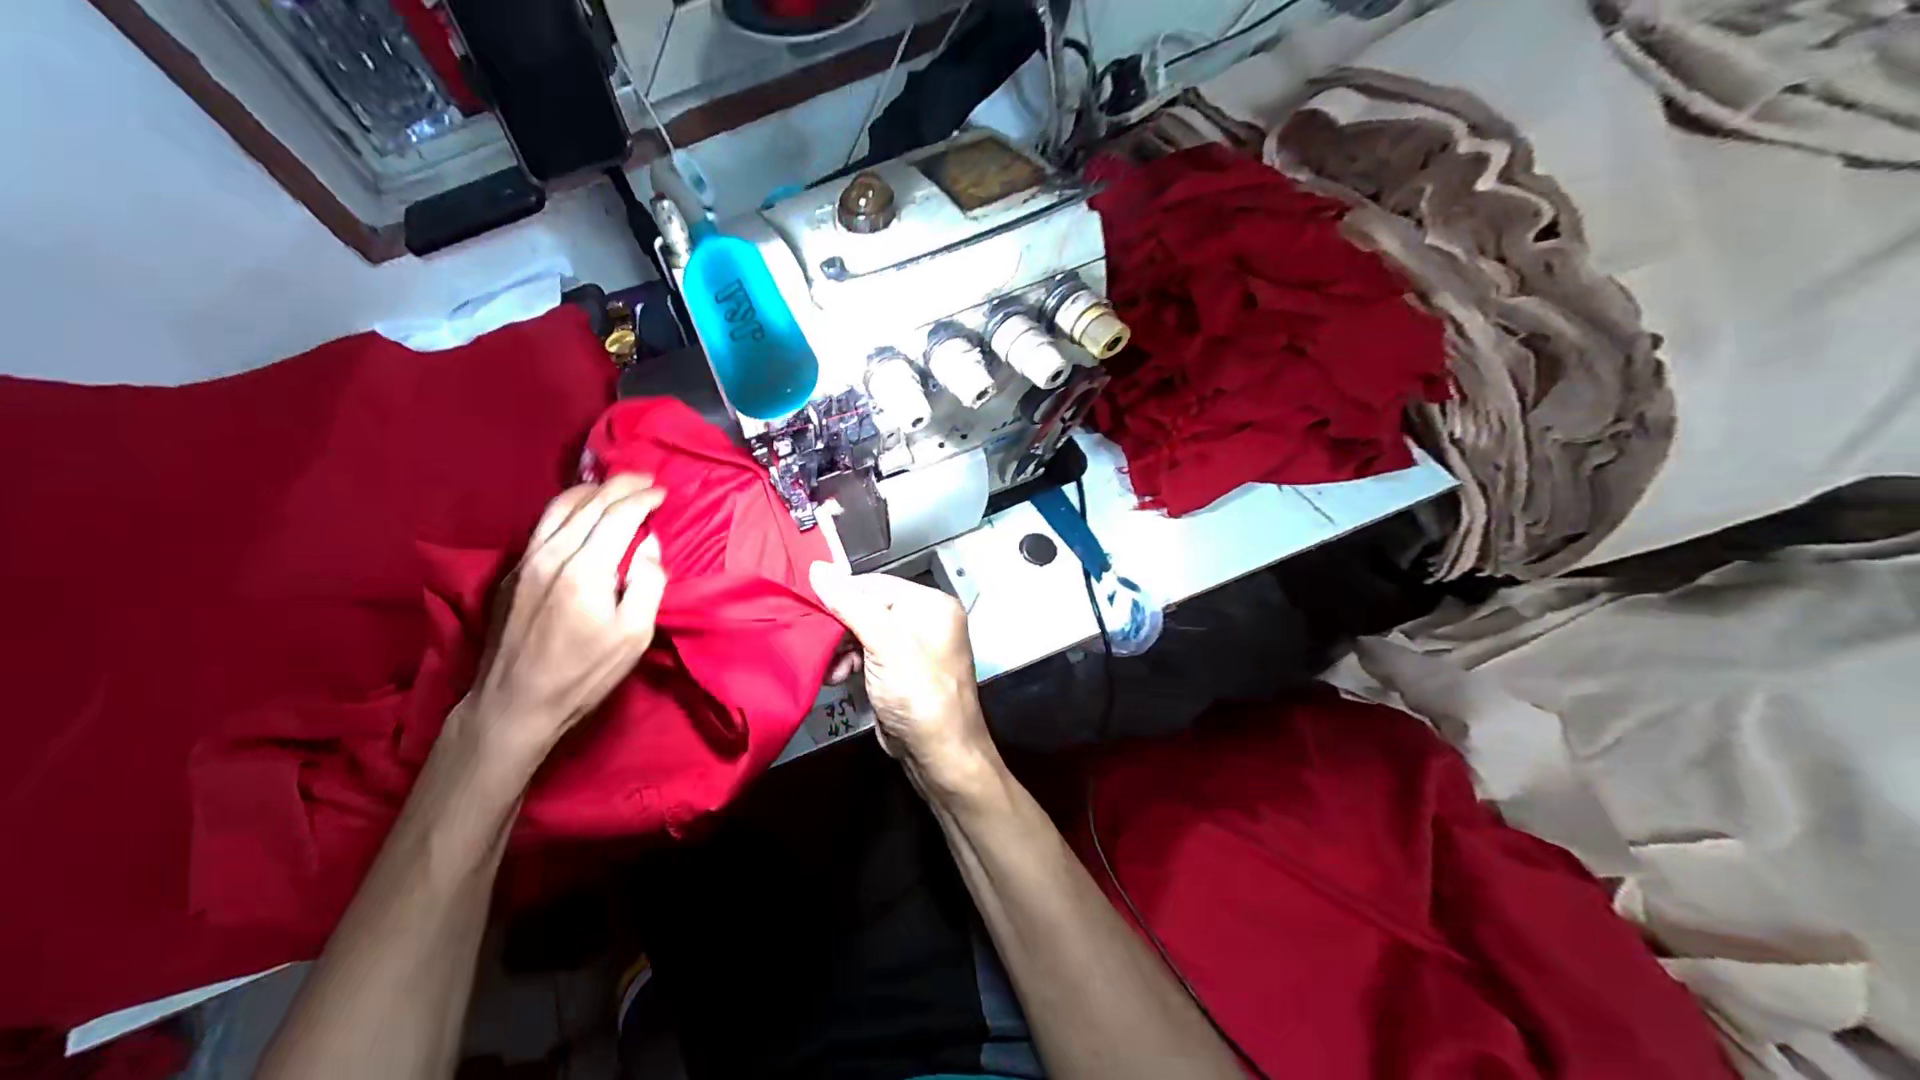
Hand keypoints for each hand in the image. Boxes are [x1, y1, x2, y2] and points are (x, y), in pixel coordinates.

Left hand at [457, 476, 668, 766]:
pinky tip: (580, 511)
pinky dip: (568, 508)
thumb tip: (649, 544)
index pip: (618, 516)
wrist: (514, 704)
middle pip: (589, 504)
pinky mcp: (512, 574)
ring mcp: (525, 562)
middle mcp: (551, 555)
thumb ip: (648, 583)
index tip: (663, 494)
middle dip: (621, 486)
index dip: (643, 500)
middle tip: (646, 481)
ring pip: (558, 508)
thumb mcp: (634, 636)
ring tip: (614, 486)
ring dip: (591, 490)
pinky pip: (543, 524)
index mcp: (585, 570)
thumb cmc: (583, 675)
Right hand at [809, 563, 1000, 800]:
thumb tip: (818, 569)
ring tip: (830, 667)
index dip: (842, 594)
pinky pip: (866, 655)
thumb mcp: (884, 643)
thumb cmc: (920, 695)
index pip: (877, 584)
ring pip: (862, 633)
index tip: (809, 604)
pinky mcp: (898, 671)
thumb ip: (850, 604)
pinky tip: (837, 676)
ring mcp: (911, 648)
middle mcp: (924, 621)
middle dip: (840, 626)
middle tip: (818, 642)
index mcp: (931, 605)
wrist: (939, 754)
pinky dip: (848, 663)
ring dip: (840, 648)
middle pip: (868, 608)